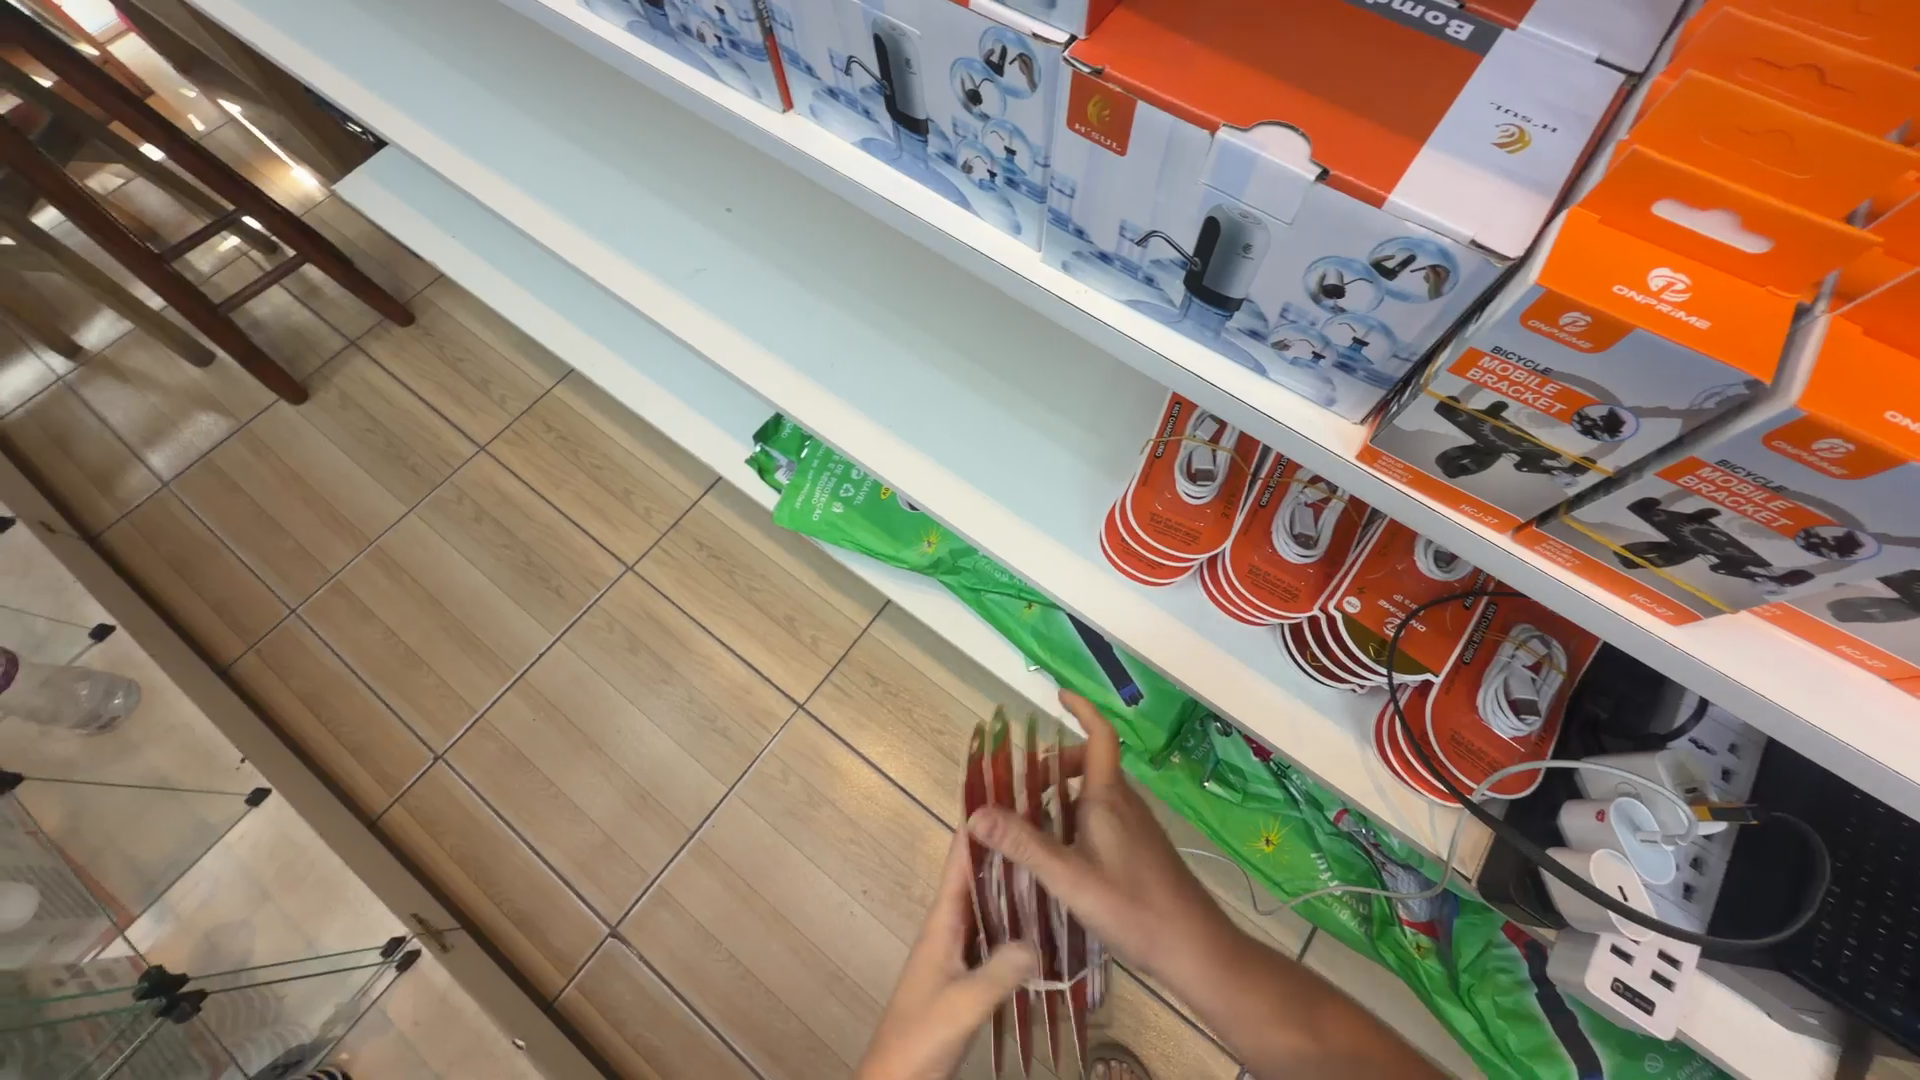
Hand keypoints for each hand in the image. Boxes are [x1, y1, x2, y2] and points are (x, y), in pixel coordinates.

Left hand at [857, 828, 1036, 1079]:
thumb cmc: (920, 1037)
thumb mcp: (963, 1004)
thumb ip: (999, 972)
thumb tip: (1037, 939)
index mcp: (941, 922)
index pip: (959, 861)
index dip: (976, 827)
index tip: (1003, 794)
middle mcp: (948, 927)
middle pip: (976, 877)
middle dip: (1002, 849)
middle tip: (1041, 823)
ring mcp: (957, 951)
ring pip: (987, 904)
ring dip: (1010, 883)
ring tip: (1048, 862)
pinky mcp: (966, 974)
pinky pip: (993, 934)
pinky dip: (1013, 920)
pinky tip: (1041, 922)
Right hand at [966, 691, 1239, 986]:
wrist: (1194, 947)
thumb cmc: (1133, 905)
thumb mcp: (1069, 876)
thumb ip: (1023, 844)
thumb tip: (976, 814)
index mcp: (1108, 796)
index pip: (1100, 735)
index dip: (1082, 709)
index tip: (1058, 696)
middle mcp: (1124, 802)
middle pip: (1091, 763)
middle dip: (1056, 764)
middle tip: (1022, 785)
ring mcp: (1136, 827)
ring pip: (1095, 793)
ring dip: (1063, 795)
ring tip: (1030, 823)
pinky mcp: (1140, 850)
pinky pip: (1102, 817)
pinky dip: (1076, 819)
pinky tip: (1060, 855)